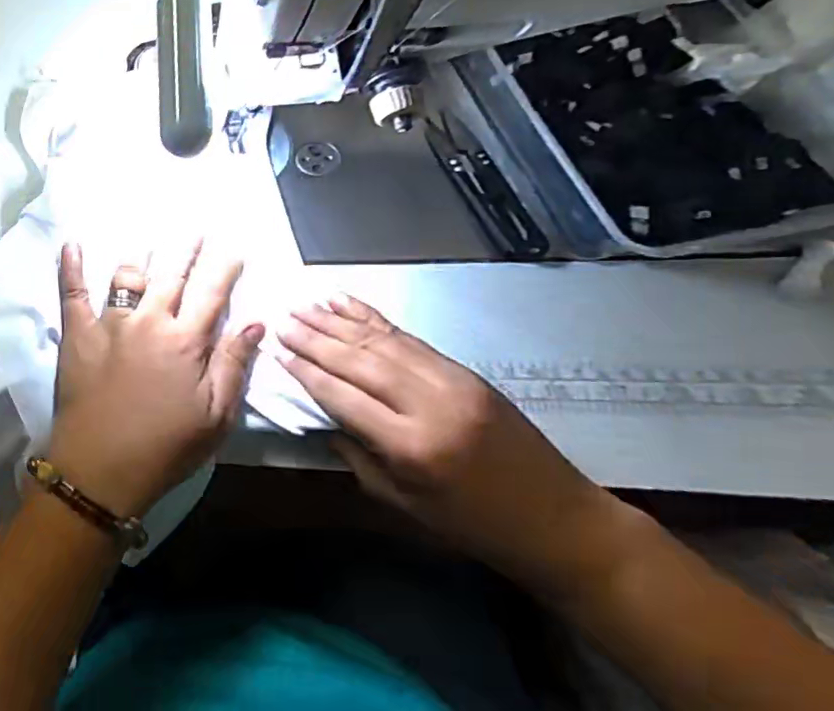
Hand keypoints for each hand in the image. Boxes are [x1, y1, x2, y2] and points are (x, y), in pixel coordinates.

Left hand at [48, 241, 264, 517]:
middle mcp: (149, 321)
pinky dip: (71, 268)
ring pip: (128, 277)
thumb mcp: (216, 416)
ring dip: (142, 257)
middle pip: (172, 276)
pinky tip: (72, 245)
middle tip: (195, 232)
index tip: (232, 250)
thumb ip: (234, 365)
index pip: (211, 293)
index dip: (224, 269)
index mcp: (186, 341)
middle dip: (187, 251)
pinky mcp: (78, 335)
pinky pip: (73, 293)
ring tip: (150, 243)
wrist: (100, 472)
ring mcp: (110, 324)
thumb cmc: (166, 448)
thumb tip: (255, 321)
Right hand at [281, 294, 625, 587]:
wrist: (555, 518)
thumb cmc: (474, 526)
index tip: (279, 353)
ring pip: (384, 341)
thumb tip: (327, 417)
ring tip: (307, 307)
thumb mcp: (406, 505)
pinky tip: (350, 306)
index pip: (345, 397)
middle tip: (285, 321)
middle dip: (317, 340)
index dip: (308, 373)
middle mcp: (429, 403)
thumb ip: (361, 457)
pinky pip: (410, 338)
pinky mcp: (464, 370)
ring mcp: (450, 380)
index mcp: (412, 446)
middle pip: (361, 360)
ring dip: (341, 322)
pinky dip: (376, 321)